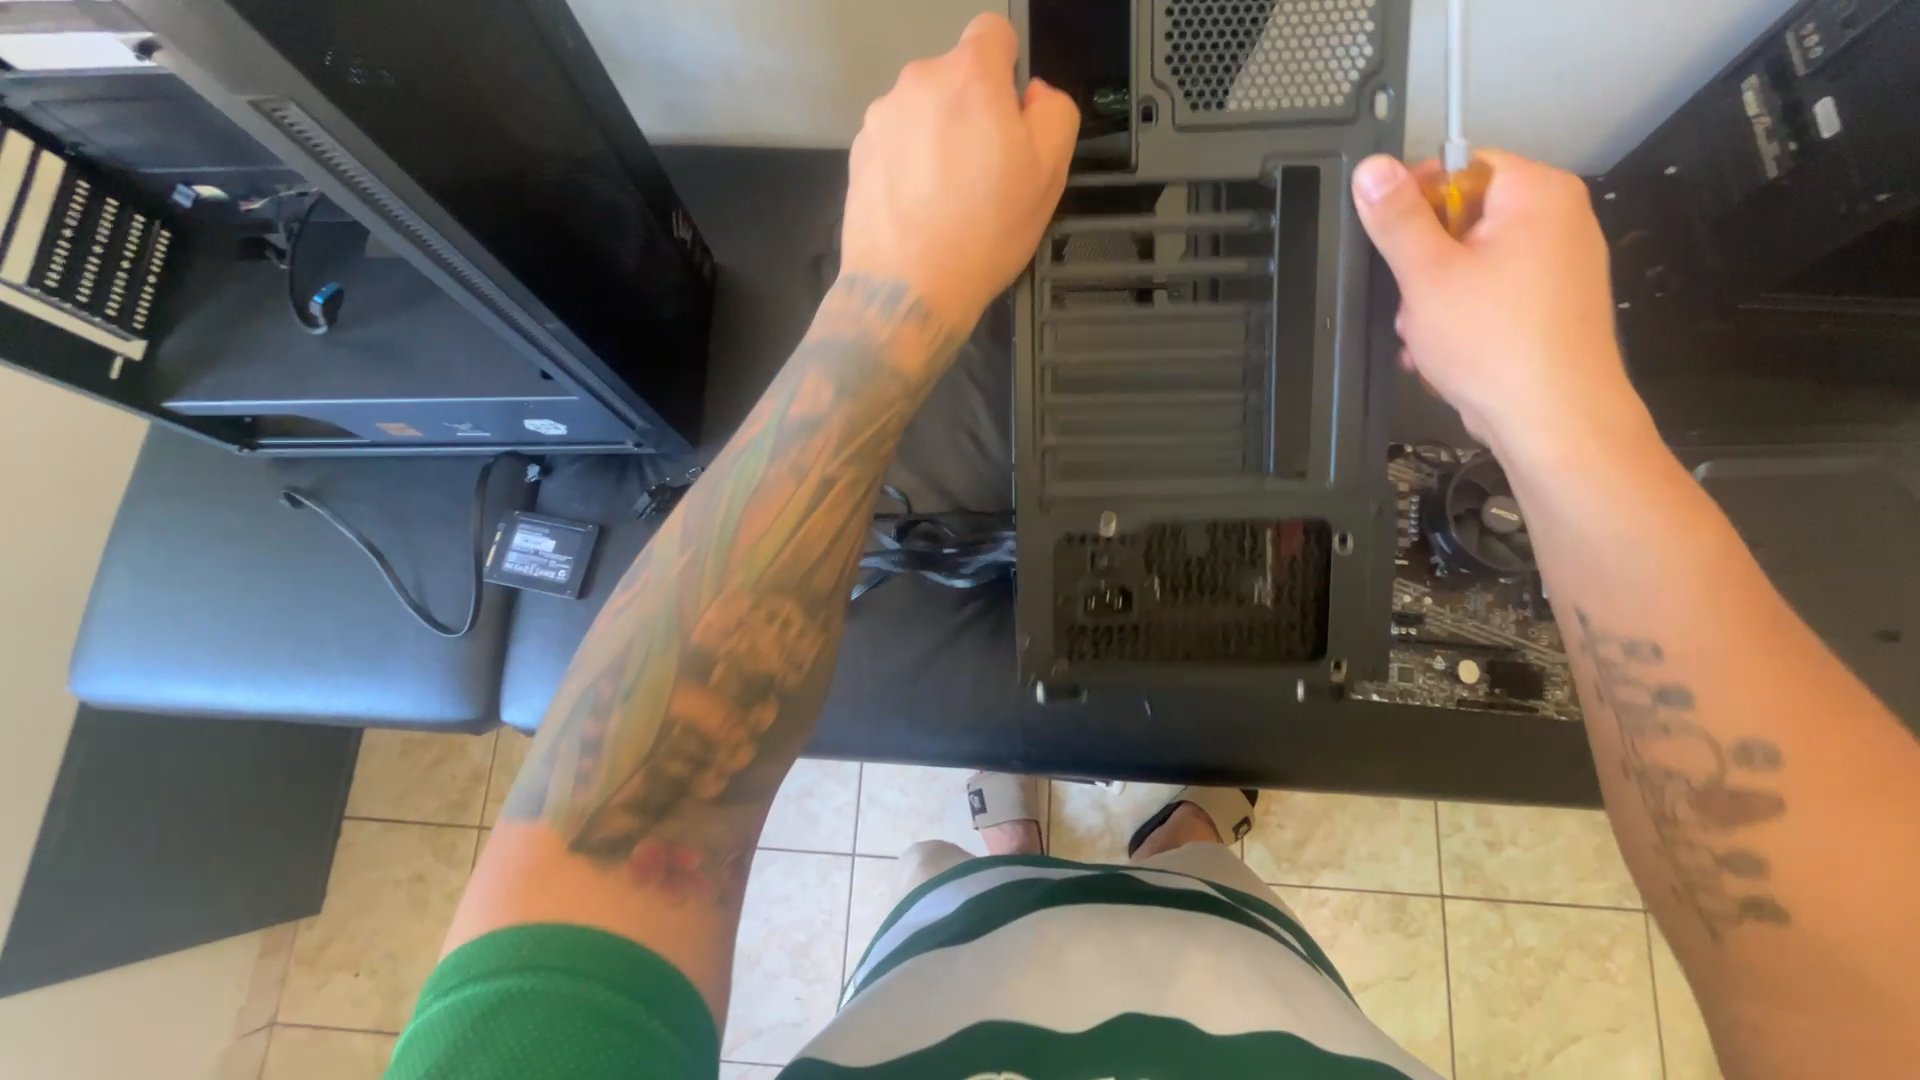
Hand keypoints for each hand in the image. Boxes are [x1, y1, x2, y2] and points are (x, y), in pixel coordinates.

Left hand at [841, 14, 1078, 336]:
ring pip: (922, 114)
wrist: (909, 291)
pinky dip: (909, 167)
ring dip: (938, 140)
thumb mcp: (1050, 173)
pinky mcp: (857, 156)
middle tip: (986, 175)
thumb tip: (1032, 96)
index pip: (993, 34)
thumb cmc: (984, 233)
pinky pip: (895, 146)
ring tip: (949, 201)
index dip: (1008, 72)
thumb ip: (1054, 112)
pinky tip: (920, 211)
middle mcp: (916, 84)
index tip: (1010, 119)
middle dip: (972, 112)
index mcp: (969, 76)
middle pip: (954, 79)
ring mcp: (880, 120)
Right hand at [1351, 150, 1650, 459]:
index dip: (1415, 202)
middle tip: (1411, 303)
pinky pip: (1489, 295)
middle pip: (1462, 219)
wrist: (1552, 417)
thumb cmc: (1492, 341)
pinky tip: (1442, 352)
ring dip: (1432, 300)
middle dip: (1422, 265)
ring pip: (1469, 264)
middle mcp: (1558, 219)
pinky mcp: (1550, 305)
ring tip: (1425, 337)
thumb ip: (1396, 219)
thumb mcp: (1427, 276)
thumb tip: (1371, 168)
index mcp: (1535, 195)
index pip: (1460, 167)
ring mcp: (1558, 265)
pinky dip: (1459, 319)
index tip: (1390, 245)